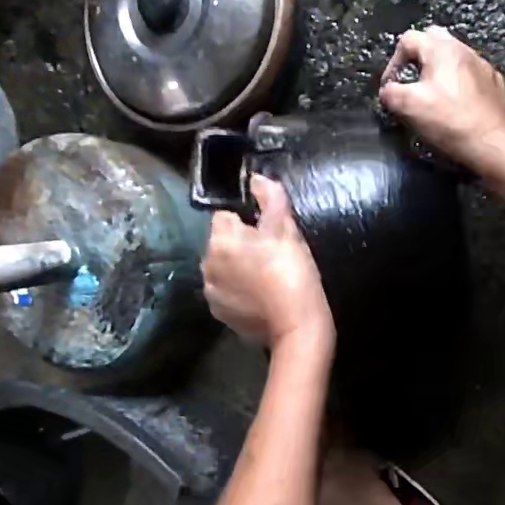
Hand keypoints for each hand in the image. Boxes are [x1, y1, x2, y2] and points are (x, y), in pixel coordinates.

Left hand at [203, 175, 333, 348]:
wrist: (297, 326)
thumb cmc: (292, 272)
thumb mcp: (286, 230)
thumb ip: (270, 199)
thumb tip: (256, 178)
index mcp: (220, 240)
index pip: (225, 216)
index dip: (247, 221)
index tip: (267, 233)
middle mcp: (207, 265)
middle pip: (222, 243)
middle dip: (240, 245)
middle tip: (270, 255)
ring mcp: (211, 292)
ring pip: (223, 268)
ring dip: (237, 268)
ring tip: (266, 277)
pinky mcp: (219, 314)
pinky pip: (226, 292)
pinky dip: (239, 292)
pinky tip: (260, 297)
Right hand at [377, 26, 504, 169]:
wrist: (490, 142)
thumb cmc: (449, 121)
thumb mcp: (407, 106)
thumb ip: (390, 93)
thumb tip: (388, 91)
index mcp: (441, 50)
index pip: (408, 39)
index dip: (393, 62)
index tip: (391, 86)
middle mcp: (463, 50)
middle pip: (433, 39)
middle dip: (417, 58)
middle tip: (411, 82)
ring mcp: (482, 65)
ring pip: (453, 56)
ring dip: (438, 70)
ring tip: (432, 95)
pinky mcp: (492, 82)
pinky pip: (469, 73)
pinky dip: (458, 82)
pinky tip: (456, 103)